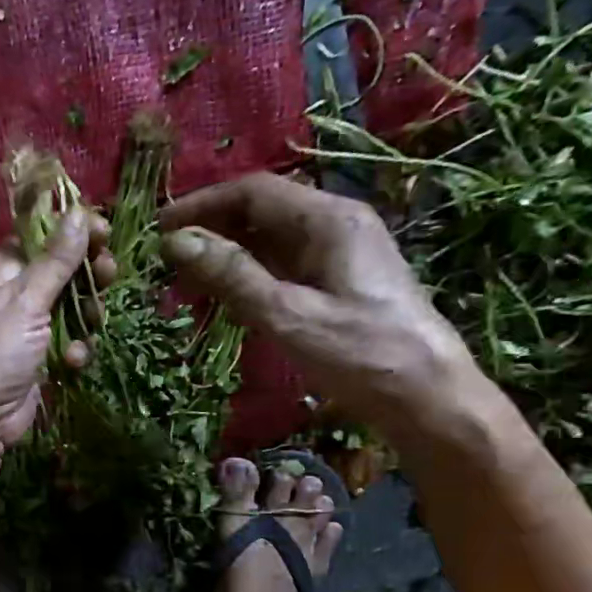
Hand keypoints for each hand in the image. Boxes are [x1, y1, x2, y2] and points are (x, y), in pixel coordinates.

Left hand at [0, 210, 112, 464]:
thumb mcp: (27, 303)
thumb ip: (56, 261)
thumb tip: (79, 213)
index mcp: (5, 269)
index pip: (43, 235)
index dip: (73, 231)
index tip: (104, 231)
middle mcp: (18, 292)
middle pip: (64, 269)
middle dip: (89, 273)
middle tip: (110, 273)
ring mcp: (33, 325)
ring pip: (74, 305)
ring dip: (86, 314)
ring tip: (92, 323)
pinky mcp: (45, 354)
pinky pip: (73, 339)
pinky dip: (77, 348)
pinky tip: (73, 360)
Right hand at [159, 174, 482, 437]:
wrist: (430, 399)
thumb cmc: (363, 355)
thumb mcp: (291, 317)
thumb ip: (234, 277)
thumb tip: (176, 242)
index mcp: (330, 219)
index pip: (254, 192)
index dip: (203, 206)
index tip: (160, 228)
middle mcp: (339, 226)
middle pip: (265, 214)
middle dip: (215, 232)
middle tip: (170, 261)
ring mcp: (345, 258)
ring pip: (277, 244)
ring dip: (234, 258)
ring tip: (192, 283)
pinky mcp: (347, 288)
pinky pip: (292, 271)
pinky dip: (258, 280)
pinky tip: (234, 302)